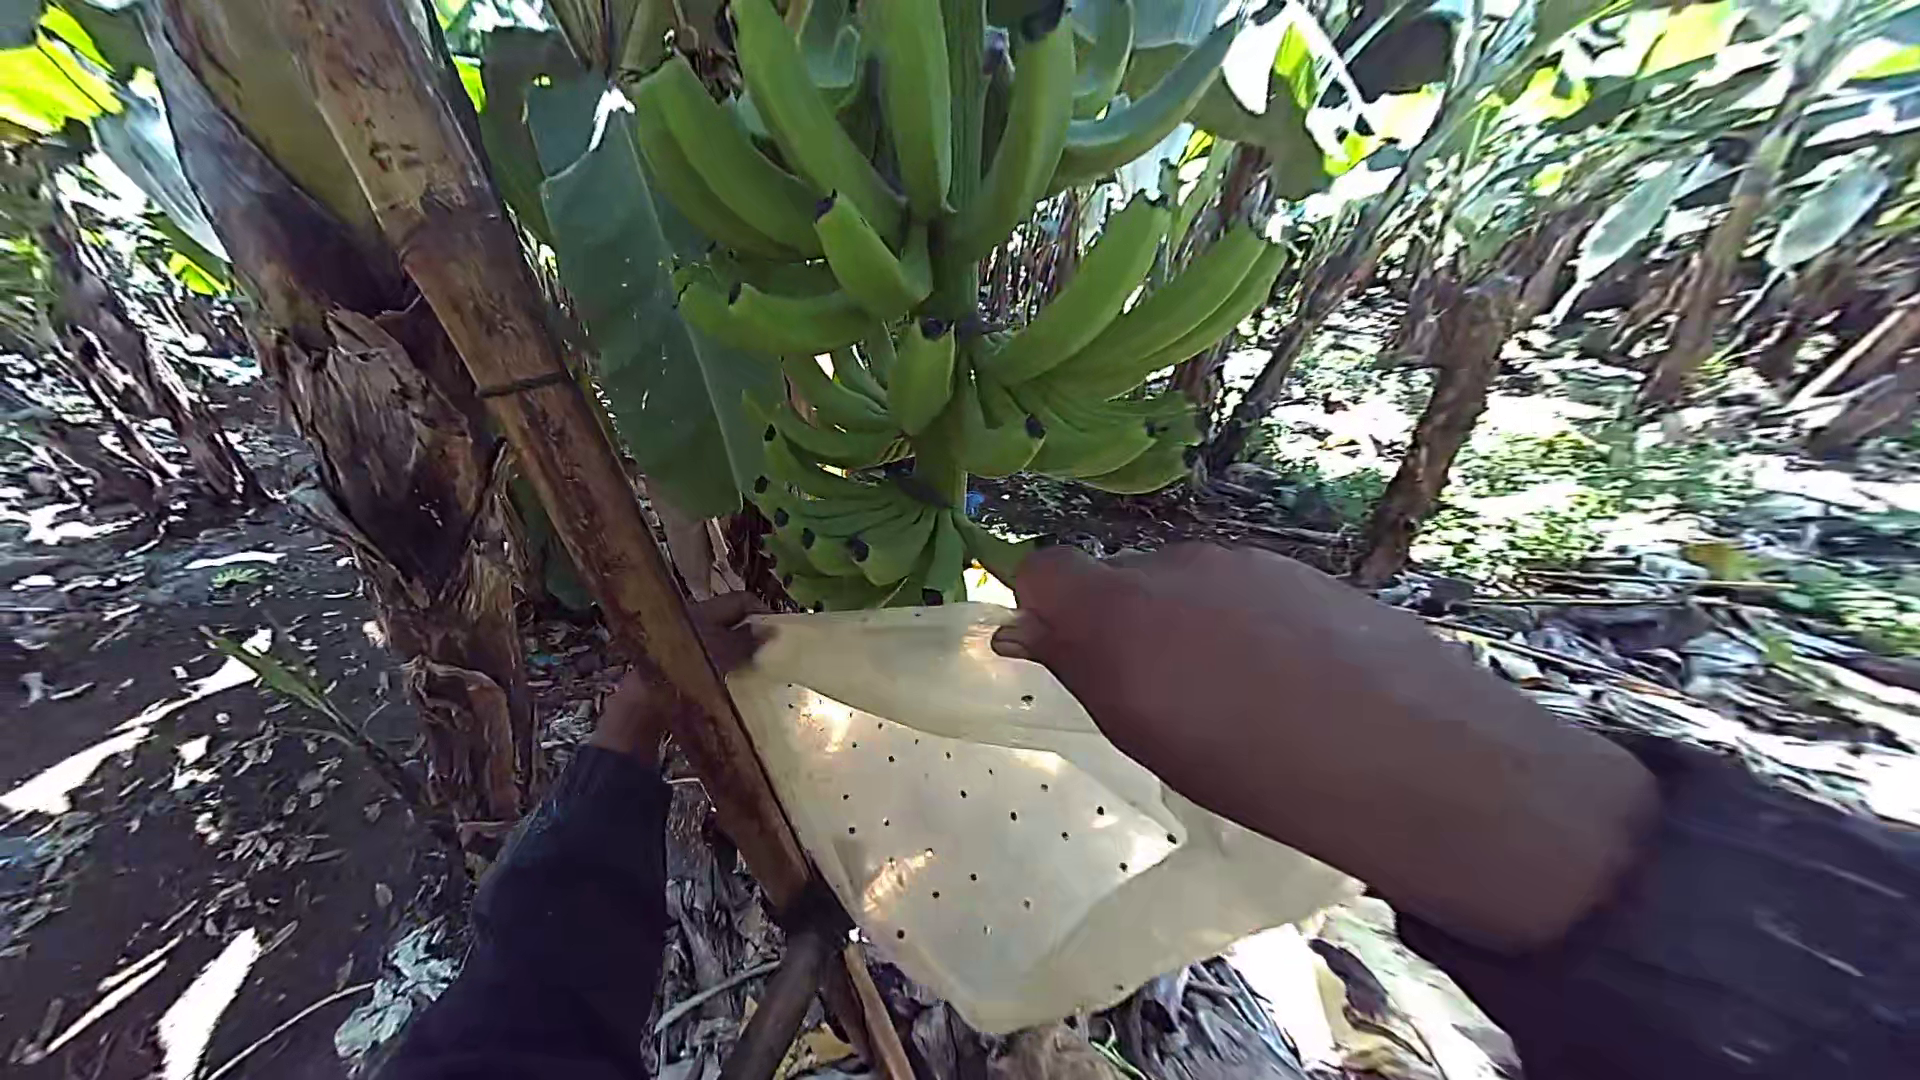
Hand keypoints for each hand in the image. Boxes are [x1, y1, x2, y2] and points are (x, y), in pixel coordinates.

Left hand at [587, 593, 769, 765]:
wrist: (645, 704)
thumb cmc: (687, 668)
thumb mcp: (725, 651)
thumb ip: (749, 640)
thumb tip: (773, 631)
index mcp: (703, 609)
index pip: (742, 600)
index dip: (764, 611)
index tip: (780, 630)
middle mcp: (693, 620)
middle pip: (734, 620)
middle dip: (754, 633)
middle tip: (772, 649)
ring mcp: (685, 643)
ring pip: (725, 639)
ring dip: (743, 651)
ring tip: (759, 667)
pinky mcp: (681, 665)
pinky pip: (714, 657)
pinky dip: (729, 664)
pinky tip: (738, 679)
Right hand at [993, 543, 1657, 951]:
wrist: (1426, 761)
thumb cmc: (1258, 768)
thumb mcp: (1144, 732)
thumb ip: (1075, 668)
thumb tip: (1020, 631)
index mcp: (1123, 608)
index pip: (1042, 569)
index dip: (1037, 604)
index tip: (1057, 650)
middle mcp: (1172, 565)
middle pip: (1111, 578)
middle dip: (1113, 622)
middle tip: (1156, 689)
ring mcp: (1238, 559)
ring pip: (1173, 583)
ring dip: (1174, 623)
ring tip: (1229, 688)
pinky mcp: (1291, 566)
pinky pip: (1230, 585)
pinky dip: (1229, 619)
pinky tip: (1279, 673)